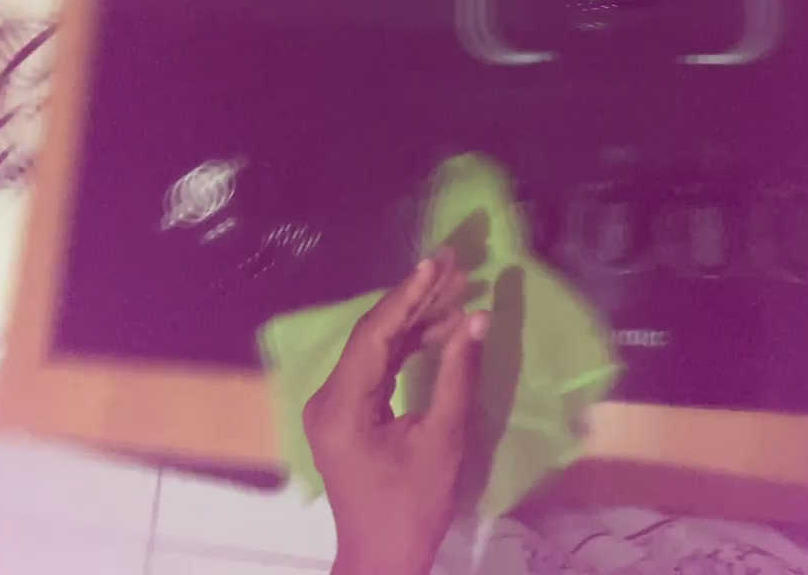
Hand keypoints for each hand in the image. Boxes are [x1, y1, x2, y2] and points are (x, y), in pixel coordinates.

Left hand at [307, 250, 488, 574]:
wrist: (384, 559)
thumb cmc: (413, 507)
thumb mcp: (443, 440)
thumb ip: (456, 374)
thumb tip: (477, 319)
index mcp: (342, 406)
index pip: (375, 333)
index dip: (408, 294)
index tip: (436, 262)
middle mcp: (330, 396)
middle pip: (375, 332)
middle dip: (416, 297)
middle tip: (454, 263)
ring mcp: (336, 402)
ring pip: (378, 343)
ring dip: (417, 316)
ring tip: (458, 286)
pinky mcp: (349, 409)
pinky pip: (380, 363)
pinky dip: (410, 343)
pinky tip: (443, 326)